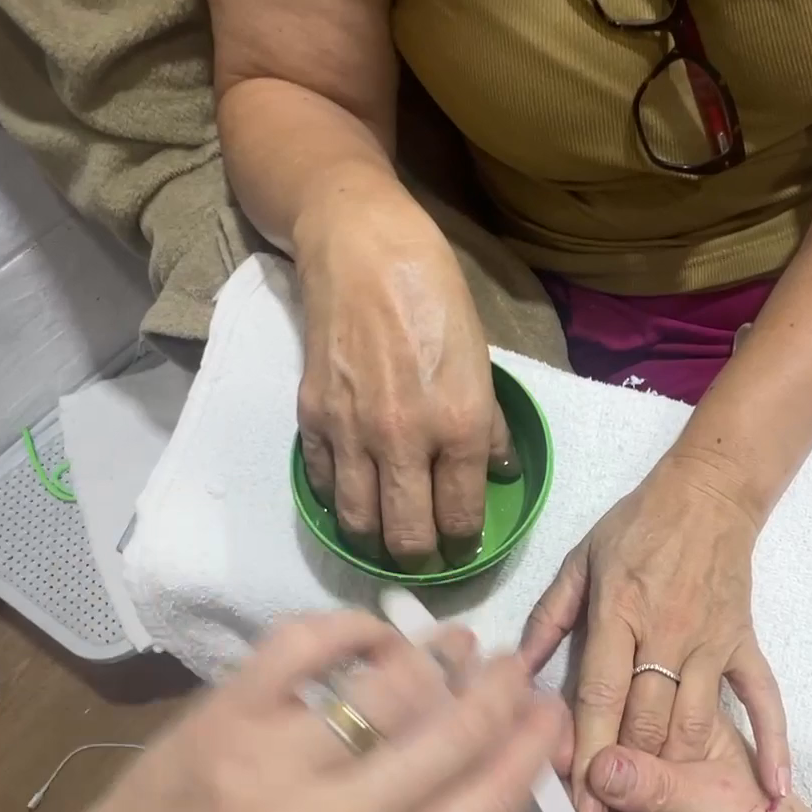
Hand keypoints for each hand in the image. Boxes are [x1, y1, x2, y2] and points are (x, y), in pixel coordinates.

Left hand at [20, 611, 562, 811]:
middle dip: (502, 686)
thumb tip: (500, 744)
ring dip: (440, 654)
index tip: (549, 710)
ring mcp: (269, 762)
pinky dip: (358, 625)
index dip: (533, 745)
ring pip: (392, 679)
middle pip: (451, 733)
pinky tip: (378, 636)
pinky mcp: (225, 712)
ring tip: (457, 645)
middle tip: (515, 663)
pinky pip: (311, 638)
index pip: (486, 803)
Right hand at [296, 202, 517, 569]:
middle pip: (408, 537)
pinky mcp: (311, 418)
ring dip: (377, 542)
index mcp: (458, 427)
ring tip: (390, 538)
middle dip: (422, 559)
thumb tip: (501, 473)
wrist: (364, 252)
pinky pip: (323, 486)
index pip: (460, 517)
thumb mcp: (483, 365)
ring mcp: (351, 433)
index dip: (464, 545)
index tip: (463, 550)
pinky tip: (354, 498)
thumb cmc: (438, 302)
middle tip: (427, 556)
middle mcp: (404, 441)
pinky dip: (340, 502)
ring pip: (360, 524)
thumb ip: (491, 428)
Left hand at [521, 453, 790, 811]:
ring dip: (676, 776)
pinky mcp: (744, 641)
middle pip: (646, 722)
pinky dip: (773, 741)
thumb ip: (549, 616)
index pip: (602, 697)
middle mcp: (665, 633)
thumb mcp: (580, 560)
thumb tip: (518, 669)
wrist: (708, 493)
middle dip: (625, 784)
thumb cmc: (636, 525)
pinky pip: (762, 695)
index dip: (589, 758)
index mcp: (619, 612)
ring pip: (695, 722)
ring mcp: (711, 641)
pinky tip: (774, 790)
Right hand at [546, 714, 811, 811]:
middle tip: (545, 802)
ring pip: (589, 793)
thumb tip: (598, 765)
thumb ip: (660, 785)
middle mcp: (656, 751)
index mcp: (684, 723)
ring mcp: (641, 795)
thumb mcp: (717, 805)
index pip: (627, 710)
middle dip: (568, 775)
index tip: (555, 751)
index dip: (589, 727)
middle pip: (598, 749)